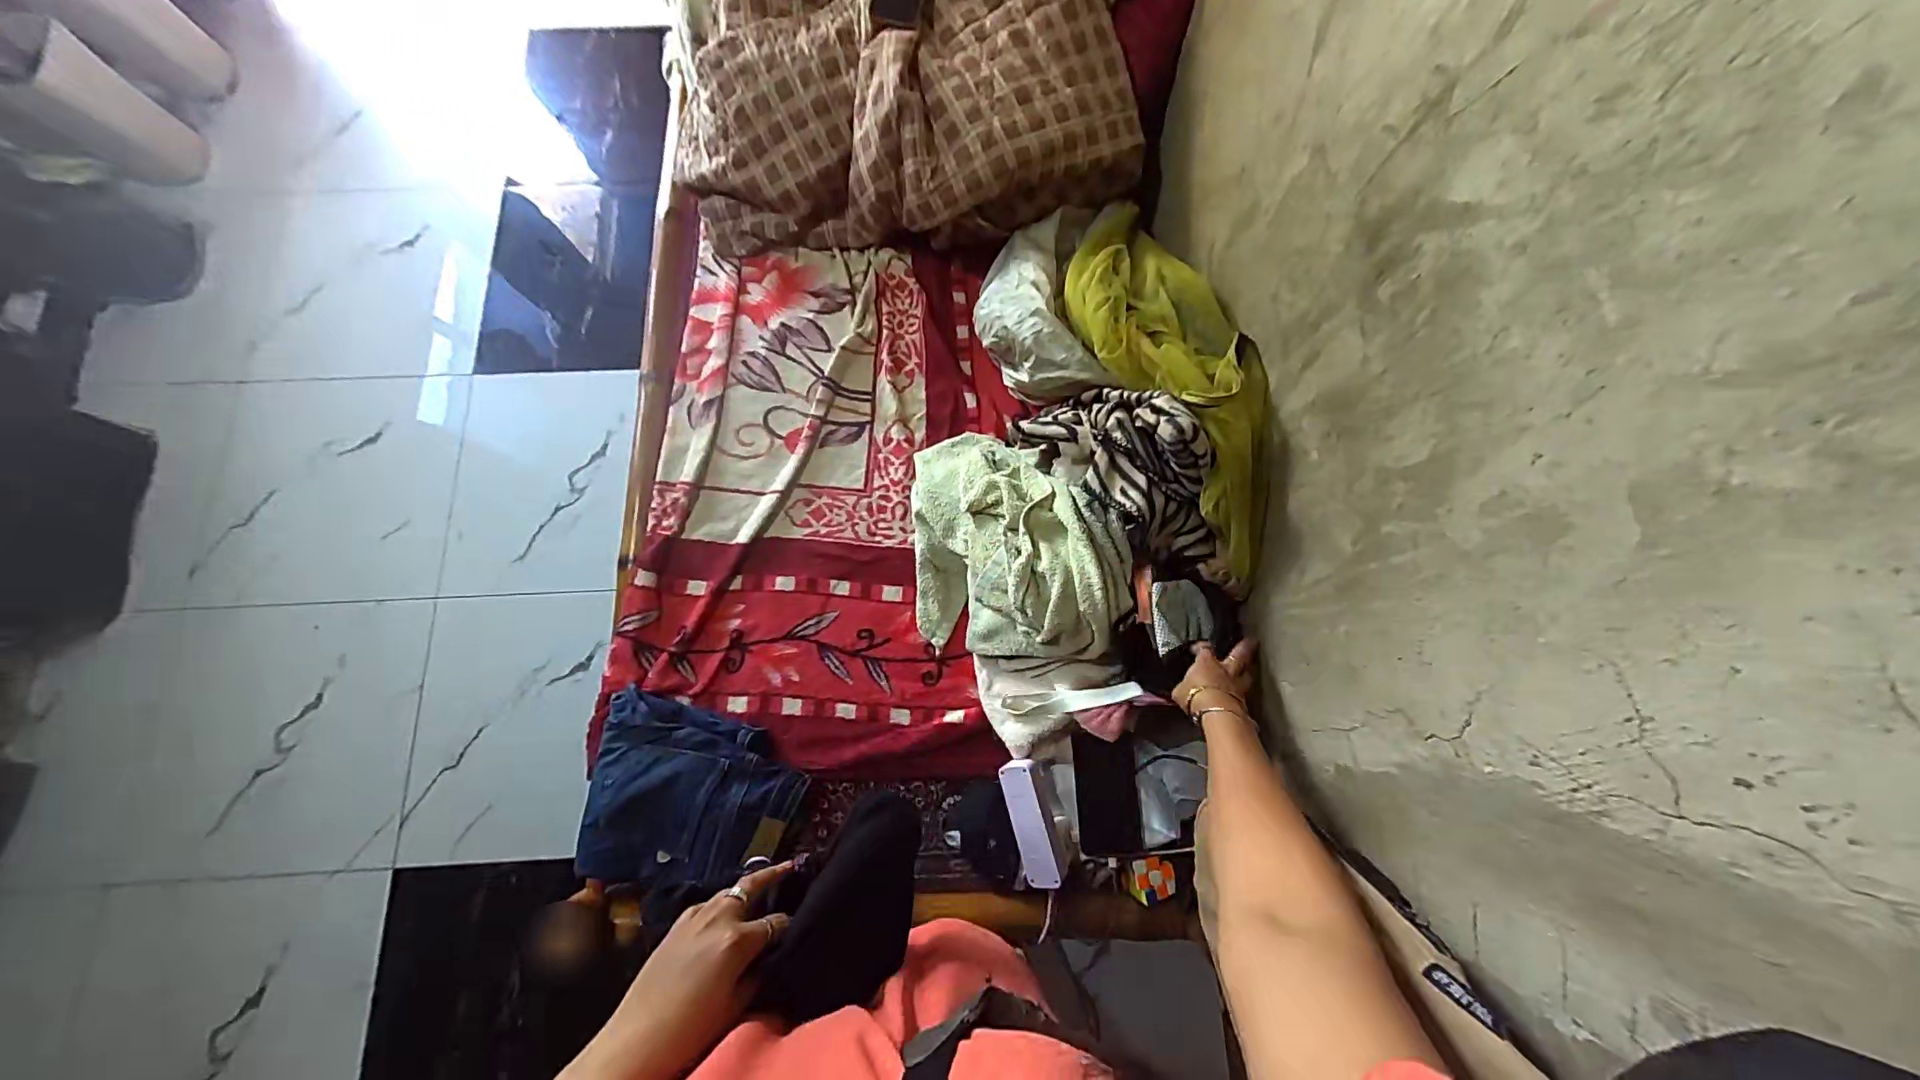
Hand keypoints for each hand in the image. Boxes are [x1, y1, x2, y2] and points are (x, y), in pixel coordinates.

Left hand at [561, 861, 794, 1079]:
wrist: (634, 1042)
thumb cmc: (691, 1030)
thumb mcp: (736, 1005)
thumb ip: (758, 972)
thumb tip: (770, 955)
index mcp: (737, 939)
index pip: (777, 922)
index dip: (790, 927)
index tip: (796, 931)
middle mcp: (718, 918)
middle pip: (752, 886)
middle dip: (774, 875)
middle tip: (791, 866)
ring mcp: (694, 918)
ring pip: (728, 891)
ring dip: (746, 888)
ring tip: (761, 886)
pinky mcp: (675, 926)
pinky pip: (706, 904)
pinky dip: (721, 903)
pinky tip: (723, 915)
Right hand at [1174, 639, 1256, 715]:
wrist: (1216, 713)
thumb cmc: (1194, 697)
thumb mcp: (1179, 691)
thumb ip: (1183, 686)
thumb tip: (1182, 688)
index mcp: (1206, 662)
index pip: (1204, 648)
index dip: (1200, 647)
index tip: (1196, 648)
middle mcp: (1225, 670)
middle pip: (1238, 653)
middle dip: (1245, 646)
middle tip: (1252, 641)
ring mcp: (1237, 685)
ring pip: (1247, 672)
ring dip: (1249, 669)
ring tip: (1251, 667)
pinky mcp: (1244, 701)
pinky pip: (1246, 692)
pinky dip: (1245, 691)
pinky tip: (1243, 693)